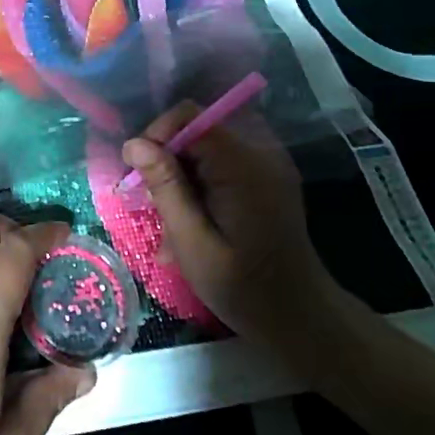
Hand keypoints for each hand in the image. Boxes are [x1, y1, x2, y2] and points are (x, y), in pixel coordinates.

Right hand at [121, 103, 332, 344]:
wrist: (301, 318)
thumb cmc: (243, 287)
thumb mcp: (192, 242)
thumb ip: (165, 187)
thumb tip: (134, 143)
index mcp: (244, 166)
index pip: (191, 117)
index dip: (158, 135)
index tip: (140, 173)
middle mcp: (261, 153)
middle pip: (197, 127)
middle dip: (167, 158)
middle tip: (154, 201)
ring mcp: (267, 163)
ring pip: (205, 144)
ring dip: (181, 171)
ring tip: (172, 215)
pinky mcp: (266, 176)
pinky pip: (222, 160)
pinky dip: (199, 179)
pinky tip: (193, 215)